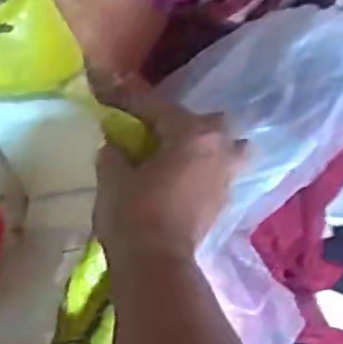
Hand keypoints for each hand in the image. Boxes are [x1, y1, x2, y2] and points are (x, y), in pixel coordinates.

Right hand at [92, 71, 246, 265]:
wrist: (156, 260)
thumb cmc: (132, 216)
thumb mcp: (112, 183)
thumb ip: (114, 157)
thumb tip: (113, 144)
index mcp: (193, 133)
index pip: (156, 109)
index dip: (130, 98)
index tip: (112, 83)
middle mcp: (221, 143)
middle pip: (199, 123)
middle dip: (176, 126)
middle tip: (150, 137)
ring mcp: (230, 170)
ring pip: (219, 145)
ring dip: (201, 148)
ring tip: (178, 159)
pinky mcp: (227, 195)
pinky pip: (217, 170)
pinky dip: (202, 171)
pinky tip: (185, 181)